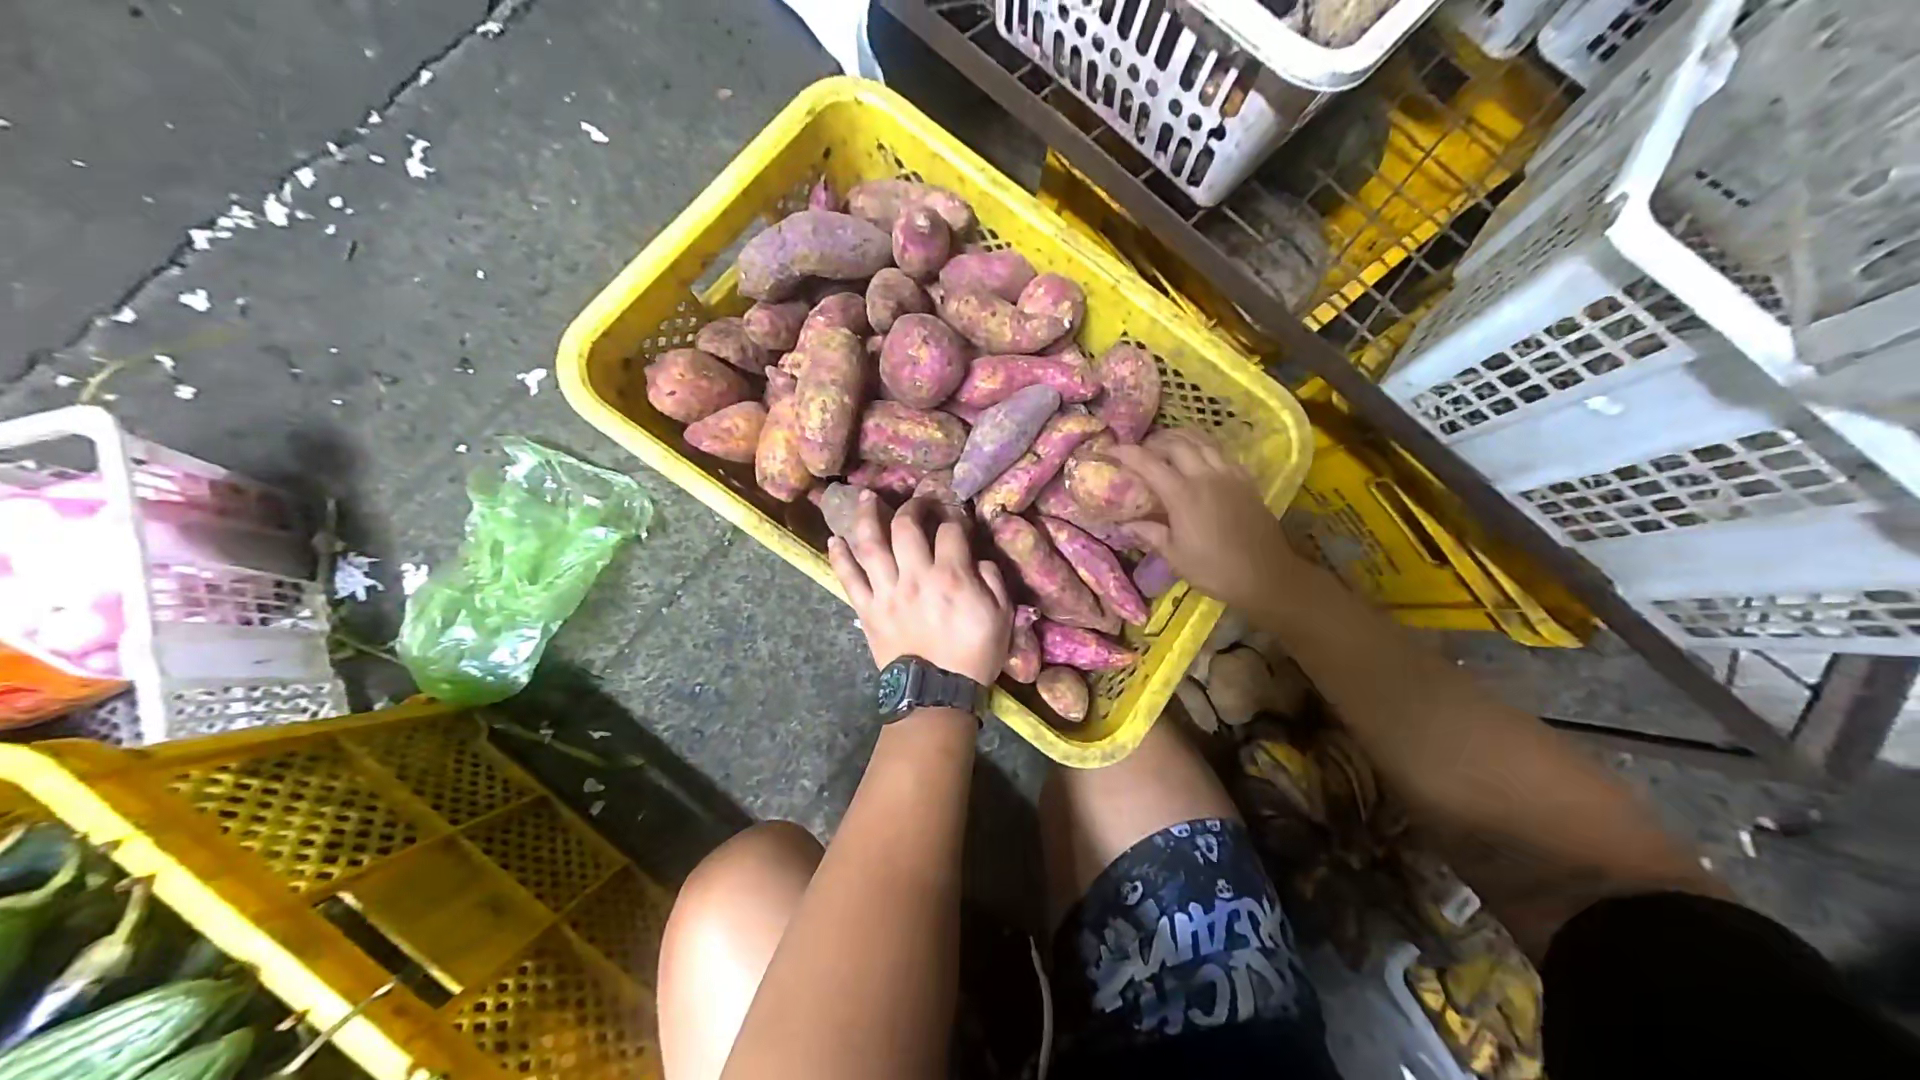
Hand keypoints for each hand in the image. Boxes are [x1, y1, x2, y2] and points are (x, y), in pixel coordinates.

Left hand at [828, 491, 1012, 687]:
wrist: (936, 693)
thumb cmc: (974, 655)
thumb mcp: (1001, 617)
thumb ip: (993, 580)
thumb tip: (976, 557)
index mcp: (951, 576)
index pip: (950, 531)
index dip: (954, 517)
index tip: (955, 517)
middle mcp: (915, 576)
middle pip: (906, 527)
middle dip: (912, 506)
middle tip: (916, 501)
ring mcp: (886, 592)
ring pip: (870, 545)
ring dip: (867, 517)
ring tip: (866, 498)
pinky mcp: (866, 609)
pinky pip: (848, 578)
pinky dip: (839, 557)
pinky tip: (834, 539)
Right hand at [1107, 429, 1300, 609]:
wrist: (1266, 575)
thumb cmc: (1214, 570)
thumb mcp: (1174, 556)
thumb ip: (1150, 533)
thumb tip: (1126, 523)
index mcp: (1183, 494)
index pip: (1148, 463)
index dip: (1127, 452)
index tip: (1111, 449)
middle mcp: (1206, 475)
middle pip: (1177, 442)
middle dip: (1155, 441)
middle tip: (1142, 450)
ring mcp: (1229, 475)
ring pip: (1202, 441)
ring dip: (1181, 438)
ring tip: (1168, 445)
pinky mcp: (1246, 481)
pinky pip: (1222, 453)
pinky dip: (1205, 449)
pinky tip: (1200, 460)